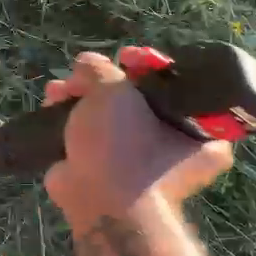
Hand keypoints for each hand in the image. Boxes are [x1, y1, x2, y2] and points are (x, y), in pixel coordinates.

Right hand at [42, 50, 234, 226]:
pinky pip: (89, 127)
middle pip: (135, 95)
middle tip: (82, 78)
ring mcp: (139, 154)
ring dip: (78, 94)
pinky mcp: (106, 161)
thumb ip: (101, 69)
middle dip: (100, 81)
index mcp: (202, 133)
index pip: (179, 87)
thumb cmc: (124, 147)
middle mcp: (175, 144)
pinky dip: (70, 114)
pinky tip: (53, 106)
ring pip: (107, 109)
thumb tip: (88, 64)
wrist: (100, 197)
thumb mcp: (116, 93)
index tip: (124, 58)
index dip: (150, 66)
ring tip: (59, 92)